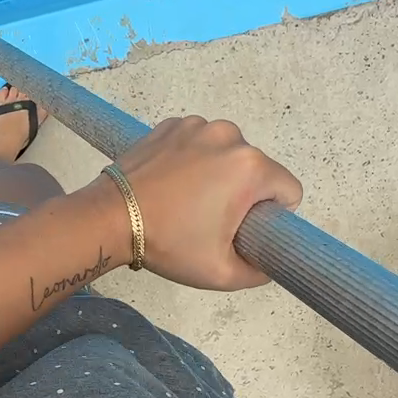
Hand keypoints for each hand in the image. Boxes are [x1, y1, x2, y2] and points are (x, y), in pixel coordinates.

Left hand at [112, 116, 302, 290]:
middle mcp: (228, 135)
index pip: (288, 191)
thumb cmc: (167, 243)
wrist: (109, 218)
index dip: (271, 215)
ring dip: (216, 173)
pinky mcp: (169, 125)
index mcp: (250, 166)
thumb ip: (260, 271)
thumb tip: (270, 261)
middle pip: (256, 170)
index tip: (240, 228)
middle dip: (241, 193)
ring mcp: (195, 125)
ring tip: (185, 199)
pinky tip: (170, 181)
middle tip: (206, 217)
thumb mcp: (222, 273)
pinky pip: (197, 142)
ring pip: (226, 153)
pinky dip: (191, 158)